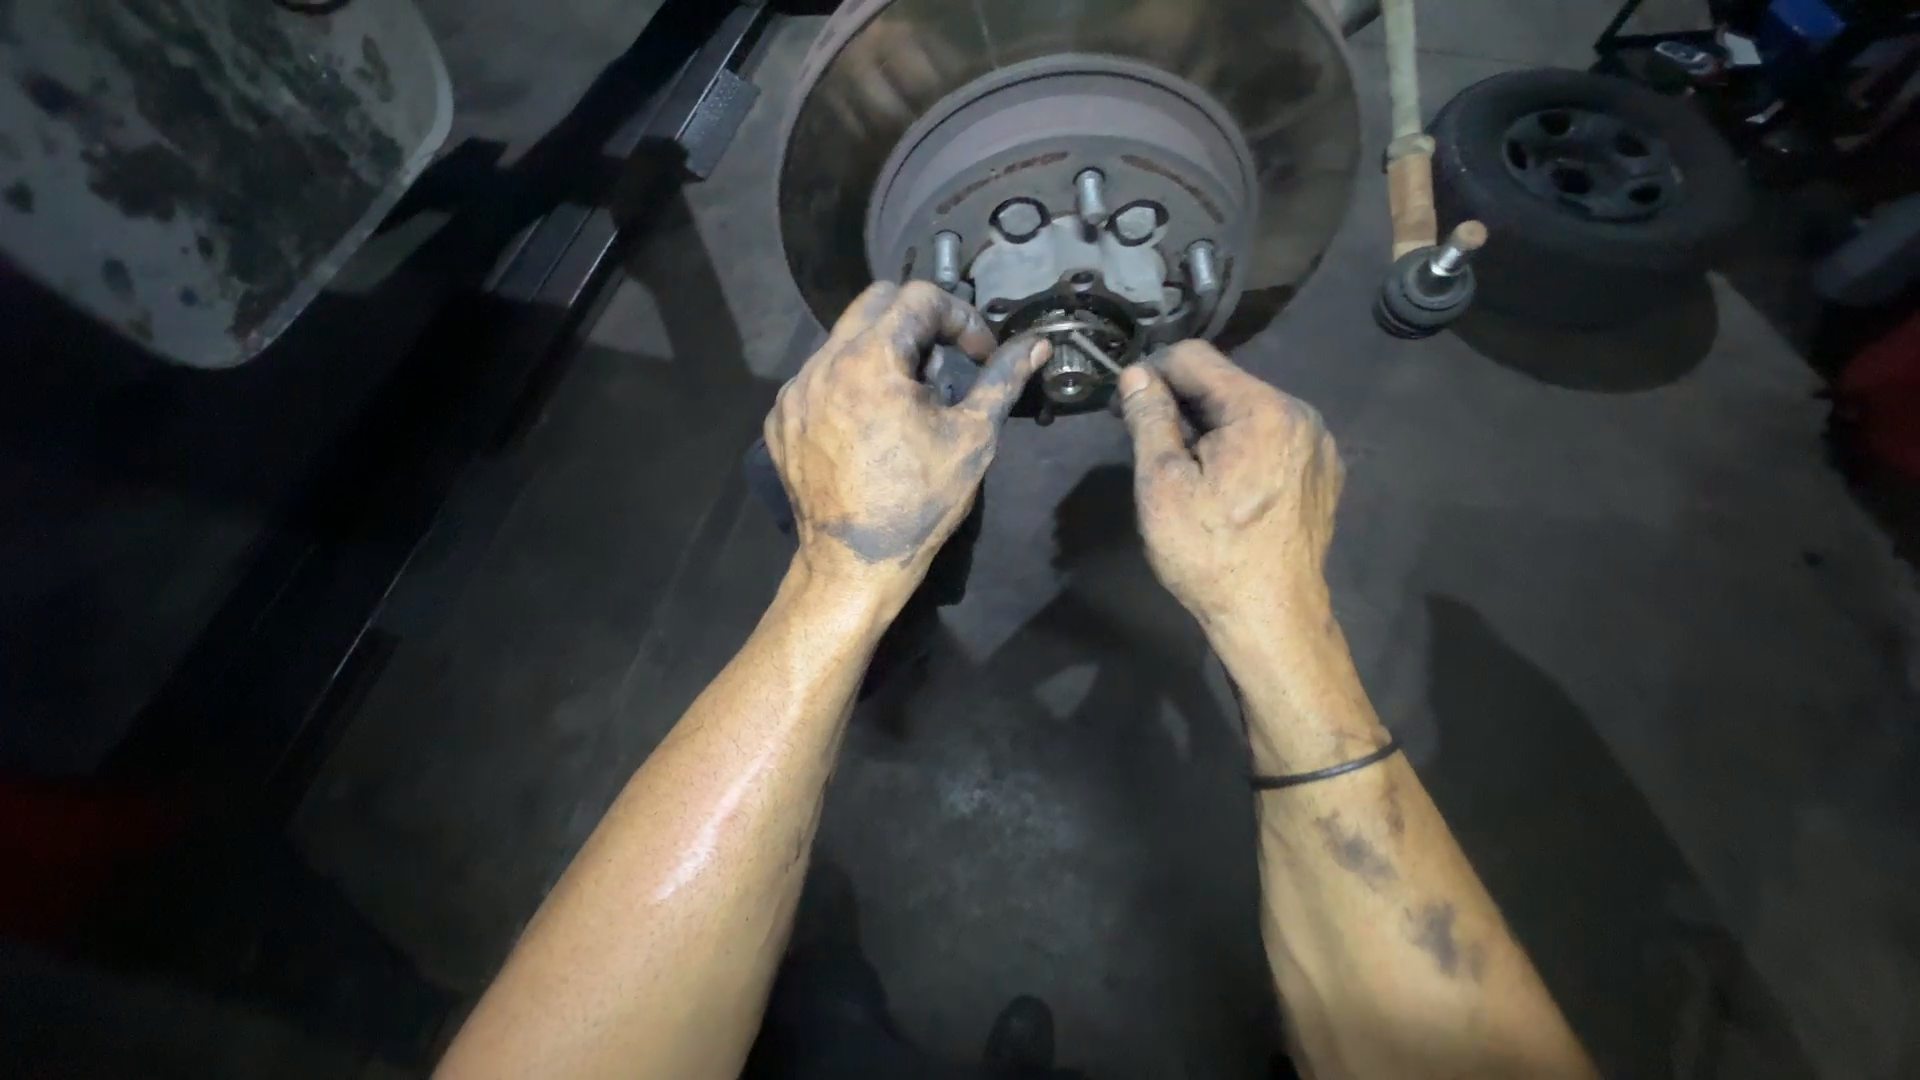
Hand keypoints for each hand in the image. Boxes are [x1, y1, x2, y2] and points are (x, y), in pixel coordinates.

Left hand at [765, 282, 1050, 607]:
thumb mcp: (972, 438)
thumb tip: (1037, 344)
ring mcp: (794, 391)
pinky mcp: (780, 419)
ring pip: (843, 339)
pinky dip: (849, 383)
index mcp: (870, 359)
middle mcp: (823, 363)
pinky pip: (818, 377)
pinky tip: (867, 425)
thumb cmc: (920, 501)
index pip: (919, 297)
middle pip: (875, 302)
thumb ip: (1003, 380)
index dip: (961, 316)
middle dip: (919, 322)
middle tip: (942, 367)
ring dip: (882, 352)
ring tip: (905, 402)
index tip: (979, 353)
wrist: (854, 562)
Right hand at [1117, 342, 1344, 638]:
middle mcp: (1300, 414)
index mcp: (1262, 409)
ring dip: (1210, 427)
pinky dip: (1241, 448)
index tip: (1125, 408)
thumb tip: (1135, 375)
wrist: (1271, 617)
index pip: (1194, 357)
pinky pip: (1272, 439)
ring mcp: (1318, 444)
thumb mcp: (1162, 485)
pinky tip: (1225, 488)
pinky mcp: (1323, 472)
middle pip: (1224, 384)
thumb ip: (1149, 420)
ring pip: (1248, 411)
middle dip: (1181, 404)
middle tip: (1150, 446)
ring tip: (1187, 472)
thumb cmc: (1209, 553)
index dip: (1151, 374)